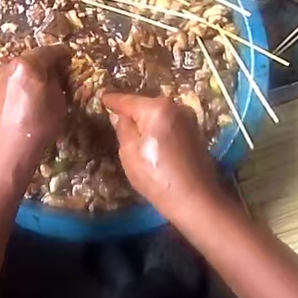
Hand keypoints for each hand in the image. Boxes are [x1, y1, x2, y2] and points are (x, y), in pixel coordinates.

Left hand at [0, 47, 69, 170]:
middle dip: (46, 62)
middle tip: (59, 71)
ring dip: (32, 73)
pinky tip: (29, 94)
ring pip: (20, 69)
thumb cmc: (39, 124)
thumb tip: (53, 72)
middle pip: (31, 58)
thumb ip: (56, 80)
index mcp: (27, 64)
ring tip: (44, 84)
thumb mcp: (58, 100)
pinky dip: (22, 82)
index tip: (70, 57)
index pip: (48, 51)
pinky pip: (12, 80)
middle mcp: (9, 65)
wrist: (9, 149)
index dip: (62, 54)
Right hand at [102, 93, 229, 221]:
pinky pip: (169, 124)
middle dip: (131, 111)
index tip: (102, 97)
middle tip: (114, 115)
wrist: (196, 199)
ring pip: (158, 115)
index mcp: (157, 108)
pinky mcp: (195, 132)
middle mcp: (176, 107)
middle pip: (145, 105)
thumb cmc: (157, 177)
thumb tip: (119, 115)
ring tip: (130, 128)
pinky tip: (150, 139)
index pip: (128, 100)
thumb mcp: (129, 153)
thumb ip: (123, 128)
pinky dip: (158, 128)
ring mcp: (188, 119)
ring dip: (145, 120)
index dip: (112, 100)